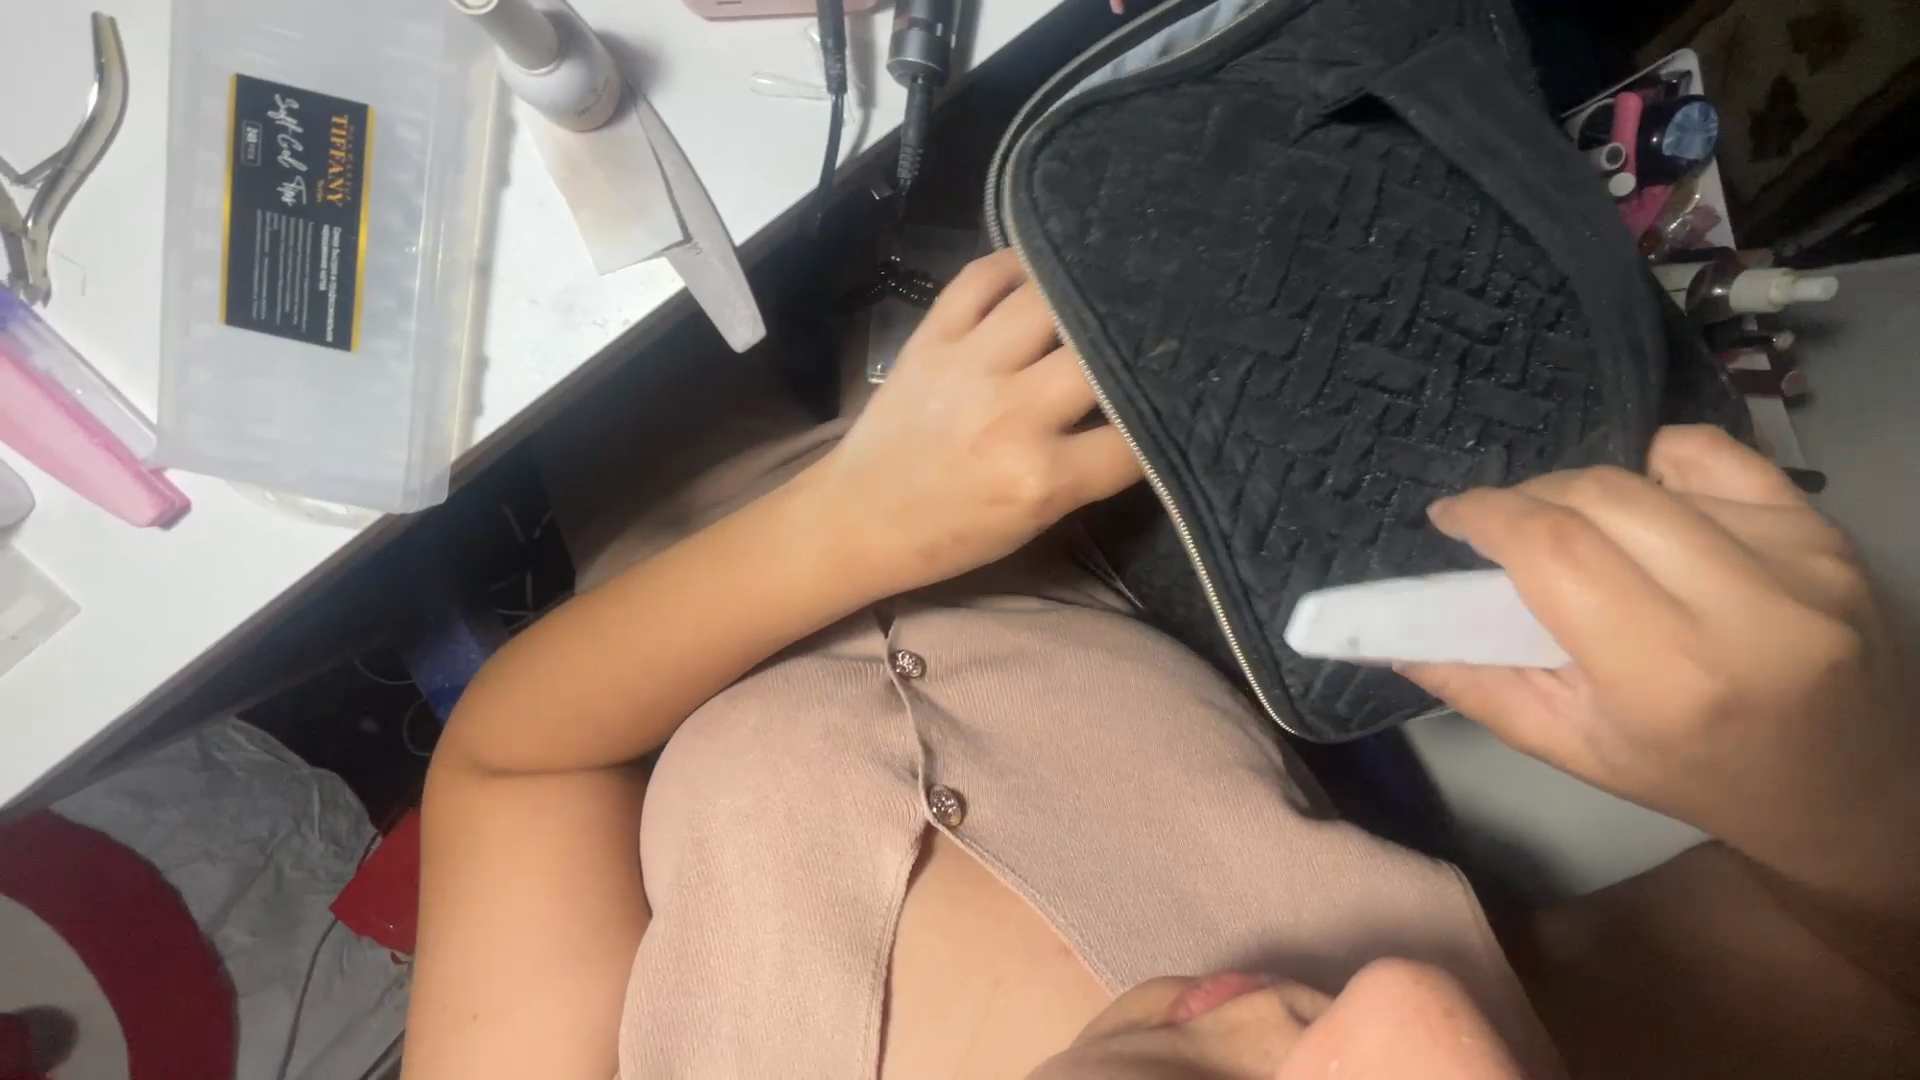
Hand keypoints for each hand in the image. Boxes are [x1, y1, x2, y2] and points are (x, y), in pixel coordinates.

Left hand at [803, 250, 1141, 598]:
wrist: (857, 518)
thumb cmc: (948, 535)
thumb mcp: (1033, 521)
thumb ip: (1086, 470)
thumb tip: (1136, 416)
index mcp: (1038, 477)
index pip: (1133, 439)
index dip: (1165, 422)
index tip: (1179, 403)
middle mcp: (1009, 414)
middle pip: (1100, 356)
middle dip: (1138, 341)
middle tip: (1159, 327)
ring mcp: (967, 367)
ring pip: (1047, 300)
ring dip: (1084, 289)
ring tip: (1110, 280)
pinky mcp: (930, 338)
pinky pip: (981, 278)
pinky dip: (1015, 264)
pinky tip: (1041, 266)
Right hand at [1401, 427, 1917, 881]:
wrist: (1852, 791)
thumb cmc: (1687, 773)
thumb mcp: (1561, 744)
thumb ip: (1467, 684)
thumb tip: (1384, 637)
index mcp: (1666, 674)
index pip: (1556, 550)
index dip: (1488, 515)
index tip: (1450, 516)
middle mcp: (1747, 607)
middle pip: (1595, 498)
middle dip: (1522, 499)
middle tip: (1496, 526)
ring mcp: (1802, 561)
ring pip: (1643, 477)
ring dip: (1576, 490)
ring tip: (1563, 525)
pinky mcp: (1830, 534)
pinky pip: (1713, 455)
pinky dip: (1654, 464)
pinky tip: (1642, 500)